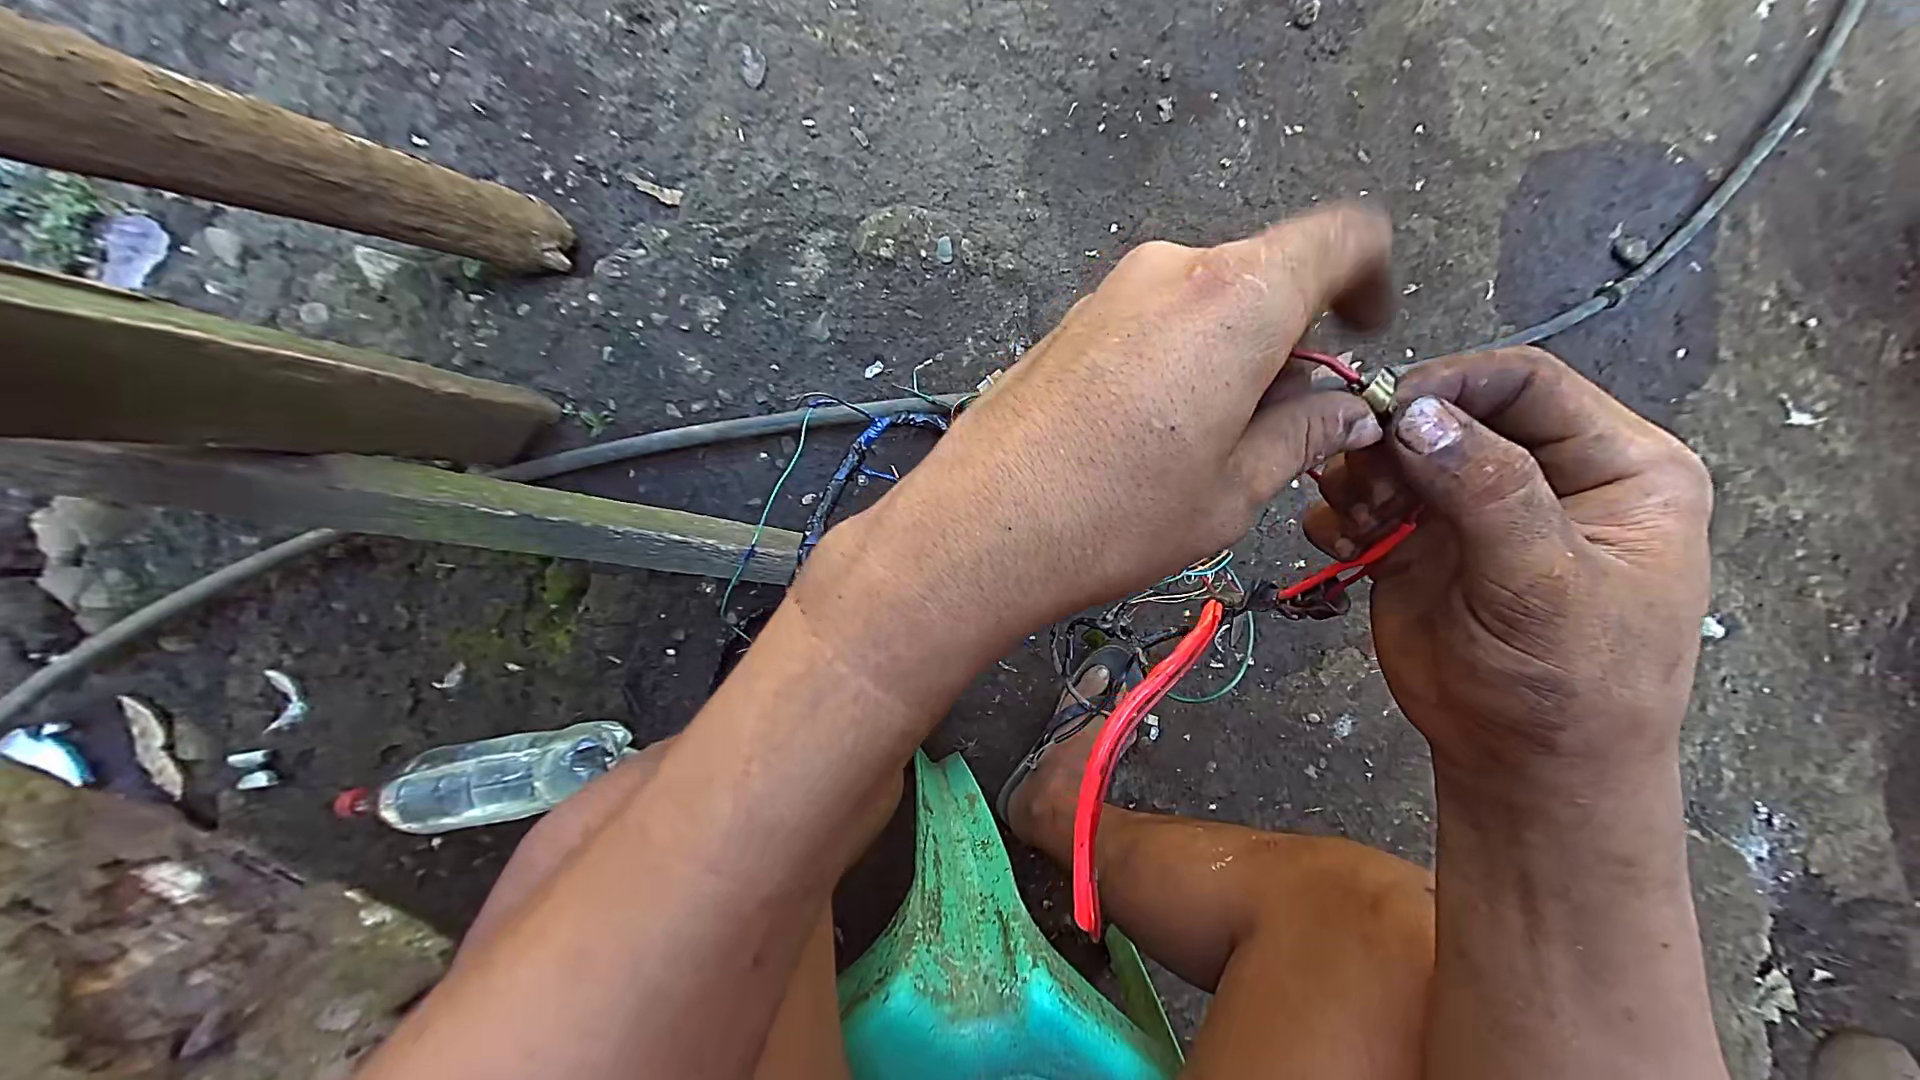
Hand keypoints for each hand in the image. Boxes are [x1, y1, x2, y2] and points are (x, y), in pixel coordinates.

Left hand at [812, 204, 1394, 655]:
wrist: (978, 530)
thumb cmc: (1115, 517)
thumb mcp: (1231, 492)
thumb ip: (1300, 435)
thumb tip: (1345, 411)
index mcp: (1235, 298)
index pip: (1340, 238)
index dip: (1371, 277)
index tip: (1364, 332)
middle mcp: (1169, 273)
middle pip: (1263, 277)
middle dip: (1289, 337)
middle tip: (1281, 417)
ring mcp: (1106, 295)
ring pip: (1200, 304)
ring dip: (1225, 353)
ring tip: (1204, 438)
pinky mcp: (1064, 327)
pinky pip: (1144, 324)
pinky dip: (1170, 359)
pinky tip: (1144, 431)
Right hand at [1305, 347, 1711, 789]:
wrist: (1520, 760)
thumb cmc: (1570, 680)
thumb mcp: (1547, 581)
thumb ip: (1490, 490)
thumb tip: (1415, 414)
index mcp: (1608, 466)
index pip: (1524, 384)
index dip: (1451, 382)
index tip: (1384, 410)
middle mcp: (1530, 477)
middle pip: (1442, 415)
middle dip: (1392, 444)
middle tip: (1364, 488)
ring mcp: (1462, 511)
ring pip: (1390, 456)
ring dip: (1357, 479)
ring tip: (1358, 525)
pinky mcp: (1408, 544)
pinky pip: (1355, 504)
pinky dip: (1335, 516)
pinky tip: (1343, 547)